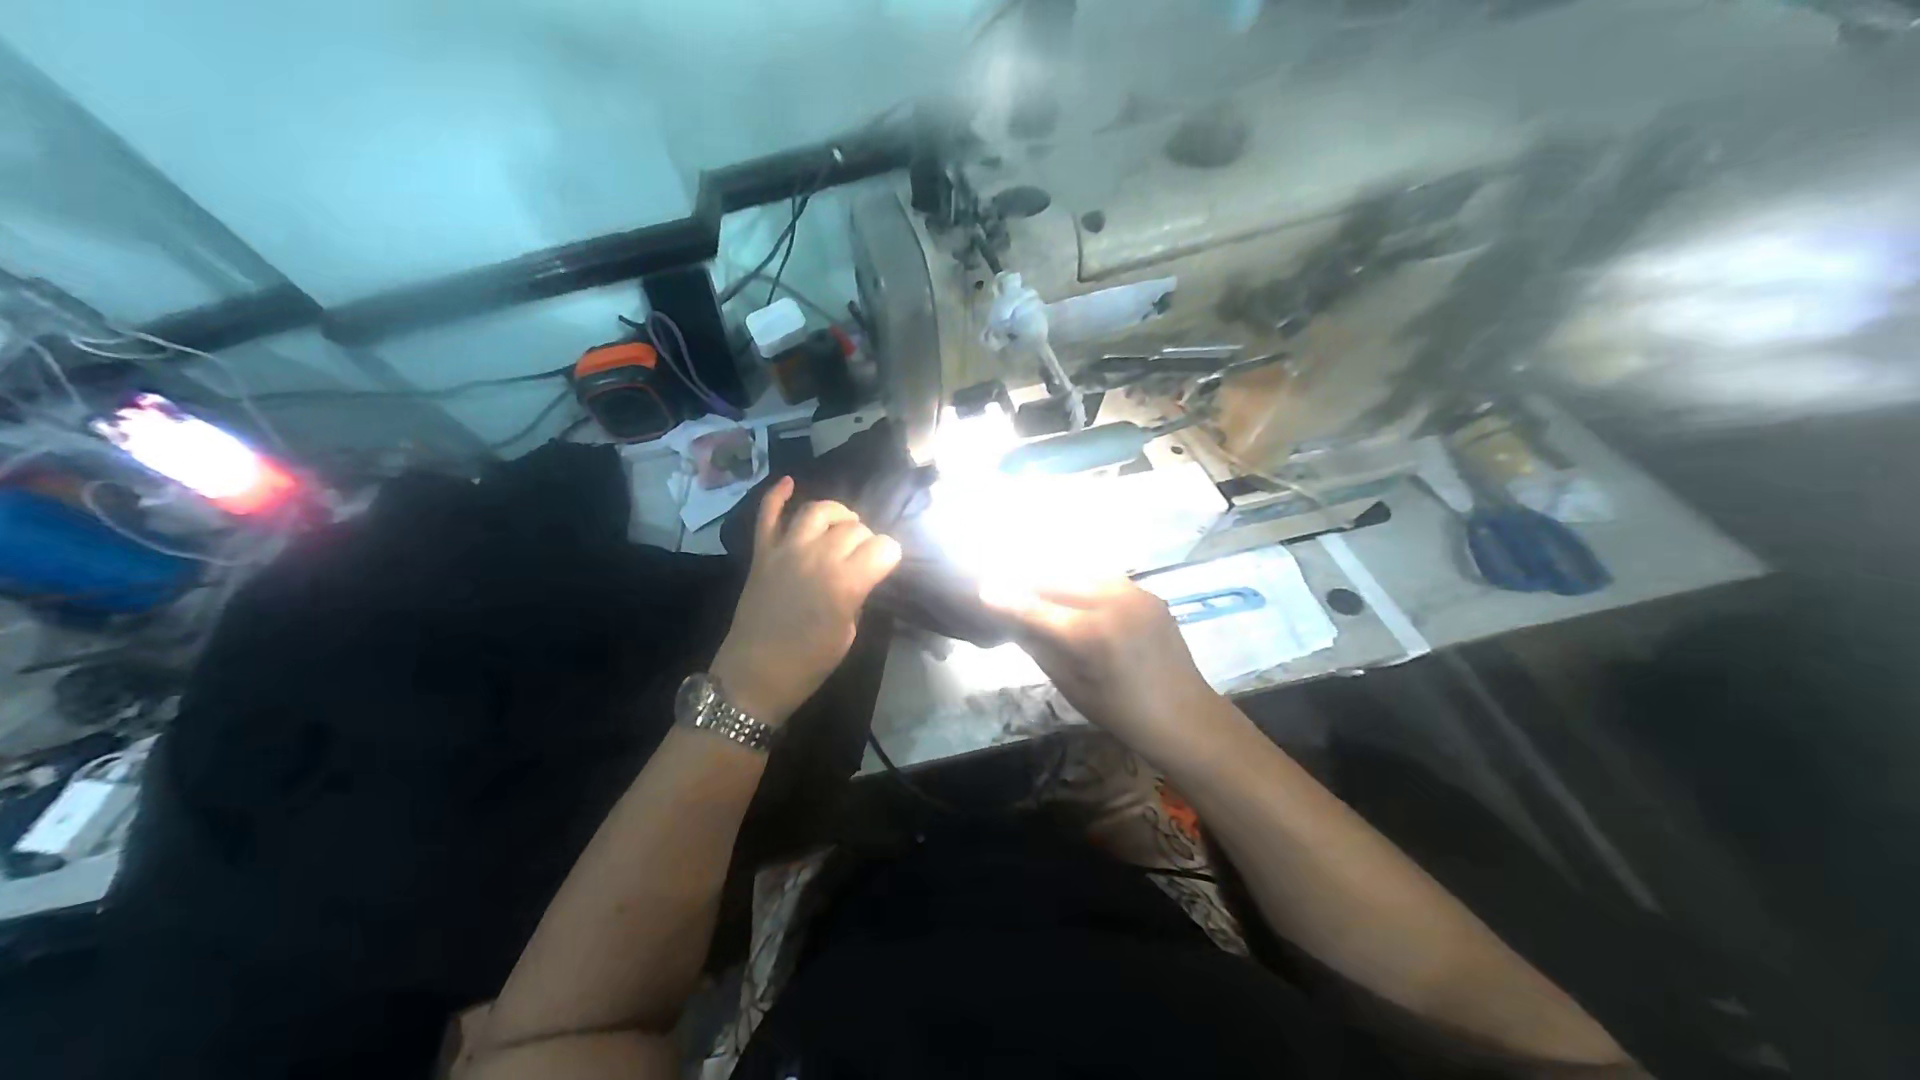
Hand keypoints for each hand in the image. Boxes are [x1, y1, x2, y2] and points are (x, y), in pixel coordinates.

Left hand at [710, 477, 901, 725]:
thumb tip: (861, 575)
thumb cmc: (808, 664)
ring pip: (818, 510)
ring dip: (837, 513)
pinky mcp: (762, 553)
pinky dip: (777, 496)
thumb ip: (857, 595)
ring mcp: (785, 550)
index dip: (890, 555)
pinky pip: (767, 515)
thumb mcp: (848, 633)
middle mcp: (817, 556)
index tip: (887, 566)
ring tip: (842, 525)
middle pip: (854, 527)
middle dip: (867, 538)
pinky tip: (789, 484)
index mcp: (845, 582)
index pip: (884, 547)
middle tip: (865, 555)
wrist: (753, 676)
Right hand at [982, 577, 1219, 761]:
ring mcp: (1134, 593)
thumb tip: (1015, 622)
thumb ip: (1040, 647)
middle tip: (1005, 586)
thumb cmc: (1121, 712)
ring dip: (1055, 579)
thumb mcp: (1071, 685)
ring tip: (1035, 586)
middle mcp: (1112, 603)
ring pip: (1080, 574)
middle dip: (1028, 584)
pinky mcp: (1148, 593)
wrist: (1183, 715)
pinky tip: (1071, 590)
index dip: (1007, 600)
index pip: (1036, 609)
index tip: (984, 591)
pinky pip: (1104, 579)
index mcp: (1090, 633)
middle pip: (1056, 582)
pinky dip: (1082, 582)